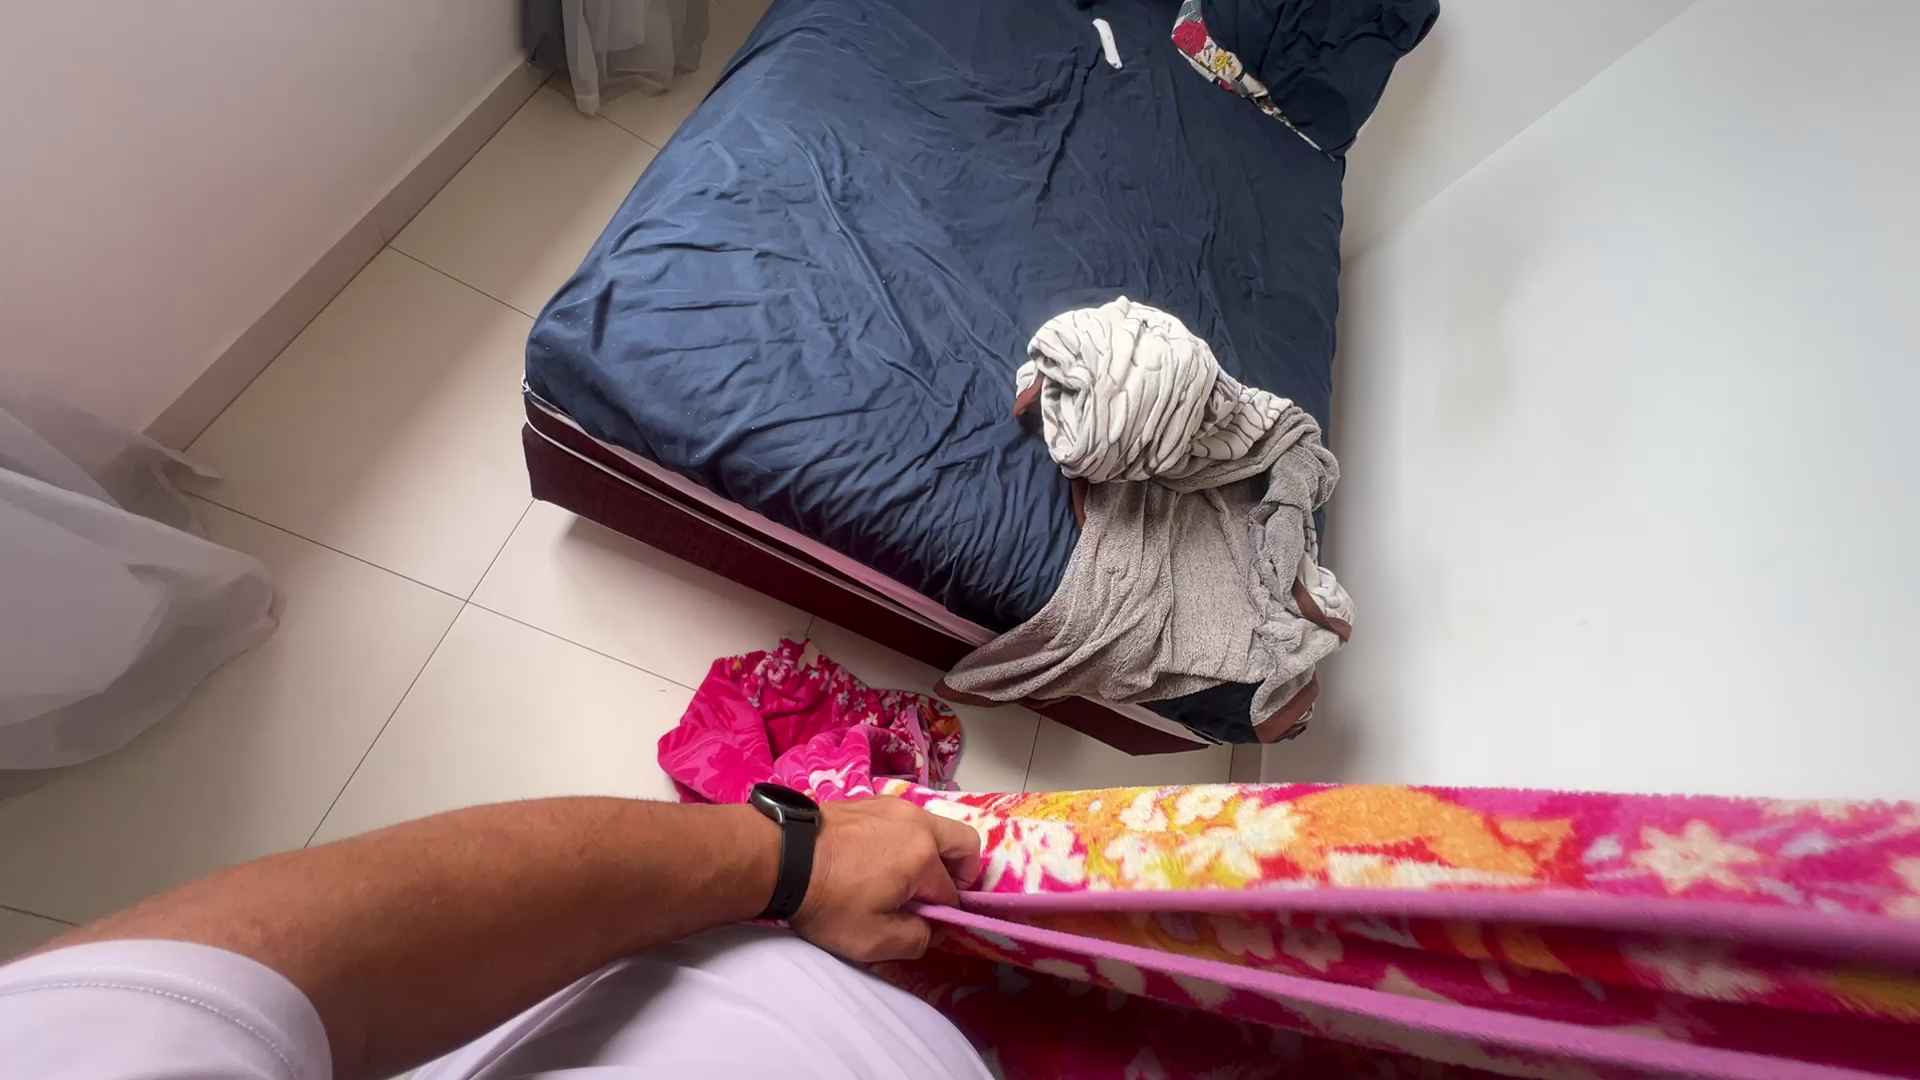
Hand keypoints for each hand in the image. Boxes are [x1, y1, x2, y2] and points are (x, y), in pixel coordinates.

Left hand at [788, 796, 981, 962]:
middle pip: (964, 842)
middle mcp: (917, 822)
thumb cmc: (829, 900)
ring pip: (935, 828)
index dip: (945, 915)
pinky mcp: (874, 801)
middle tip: (931, 895)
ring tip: (900, 879)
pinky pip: (908, 820)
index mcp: (923, 855)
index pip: (953, 892)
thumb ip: (917, 938)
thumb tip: (933, 928)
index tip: (927, 926)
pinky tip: (876, 860)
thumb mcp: (874, 939)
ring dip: (932, 854)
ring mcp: (895, 806)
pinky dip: (907, 840)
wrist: (783, 856)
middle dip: (960, 873)